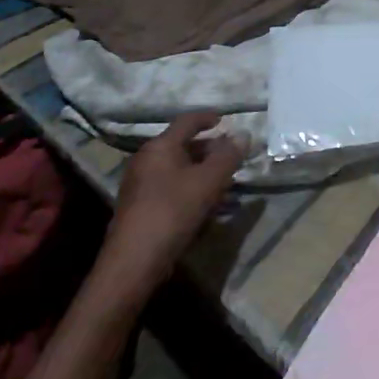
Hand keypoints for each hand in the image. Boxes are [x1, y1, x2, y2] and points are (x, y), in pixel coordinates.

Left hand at [99, 113, 246, 291]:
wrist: (134, 261)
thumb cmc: (173, 212)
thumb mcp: (208, 182)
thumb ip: (229, 156)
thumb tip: (244, 134)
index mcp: (160, 147)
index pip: (187, 121)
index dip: (208, 117)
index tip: (225, 120)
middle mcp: (146, 160)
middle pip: (182, 145)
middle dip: (210, 149)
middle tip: (232, 157)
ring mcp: (140, 184)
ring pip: (178, 168)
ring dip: (202, 171)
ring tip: (225, 183)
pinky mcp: (140, 207)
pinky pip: (171, 187)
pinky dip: (190, 188)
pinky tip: (206, 205)